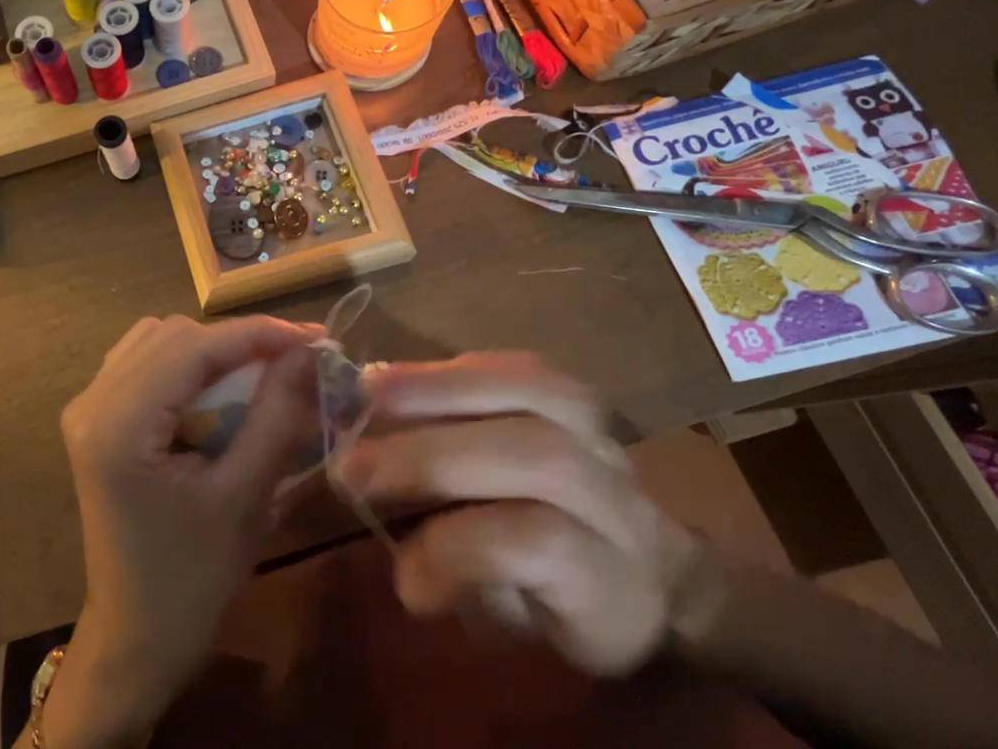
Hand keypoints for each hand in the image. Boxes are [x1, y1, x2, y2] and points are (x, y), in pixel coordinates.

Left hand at [49, 314, 320, 744]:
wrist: (137, 634)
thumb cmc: (193, 578)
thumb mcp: (245, 497)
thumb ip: (276, 416)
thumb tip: (309, 352)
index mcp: (118, 423)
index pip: (192, 347)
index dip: (258, 333)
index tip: (318, 337)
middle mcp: (91, 402)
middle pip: (171, 336)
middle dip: (237, 342)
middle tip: (297, 362)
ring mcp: (86, 409)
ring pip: (156, 343)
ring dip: (212, 353)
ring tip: (265, 376)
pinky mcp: (95, 422)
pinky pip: (143, 367)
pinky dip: (186, 370)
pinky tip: (220, 393)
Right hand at [331, 352, 704, 675]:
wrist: (646, 579)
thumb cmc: (560, 610)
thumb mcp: (520, 629)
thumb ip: (468, 590)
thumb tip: (405, 562)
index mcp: (612, 582)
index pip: (540, 543)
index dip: (456, 551)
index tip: (404, 581)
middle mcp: (622, 502)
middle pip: (538, 455)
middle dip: (429, 455)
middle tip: (351, 467)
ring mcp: (608, 442)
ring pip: (540, 393)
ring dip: (437, 388)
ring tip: (367, 394)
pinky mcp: (583, 403)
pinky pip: (525, 368)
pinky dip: (454, 368)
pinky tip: (404, 379)